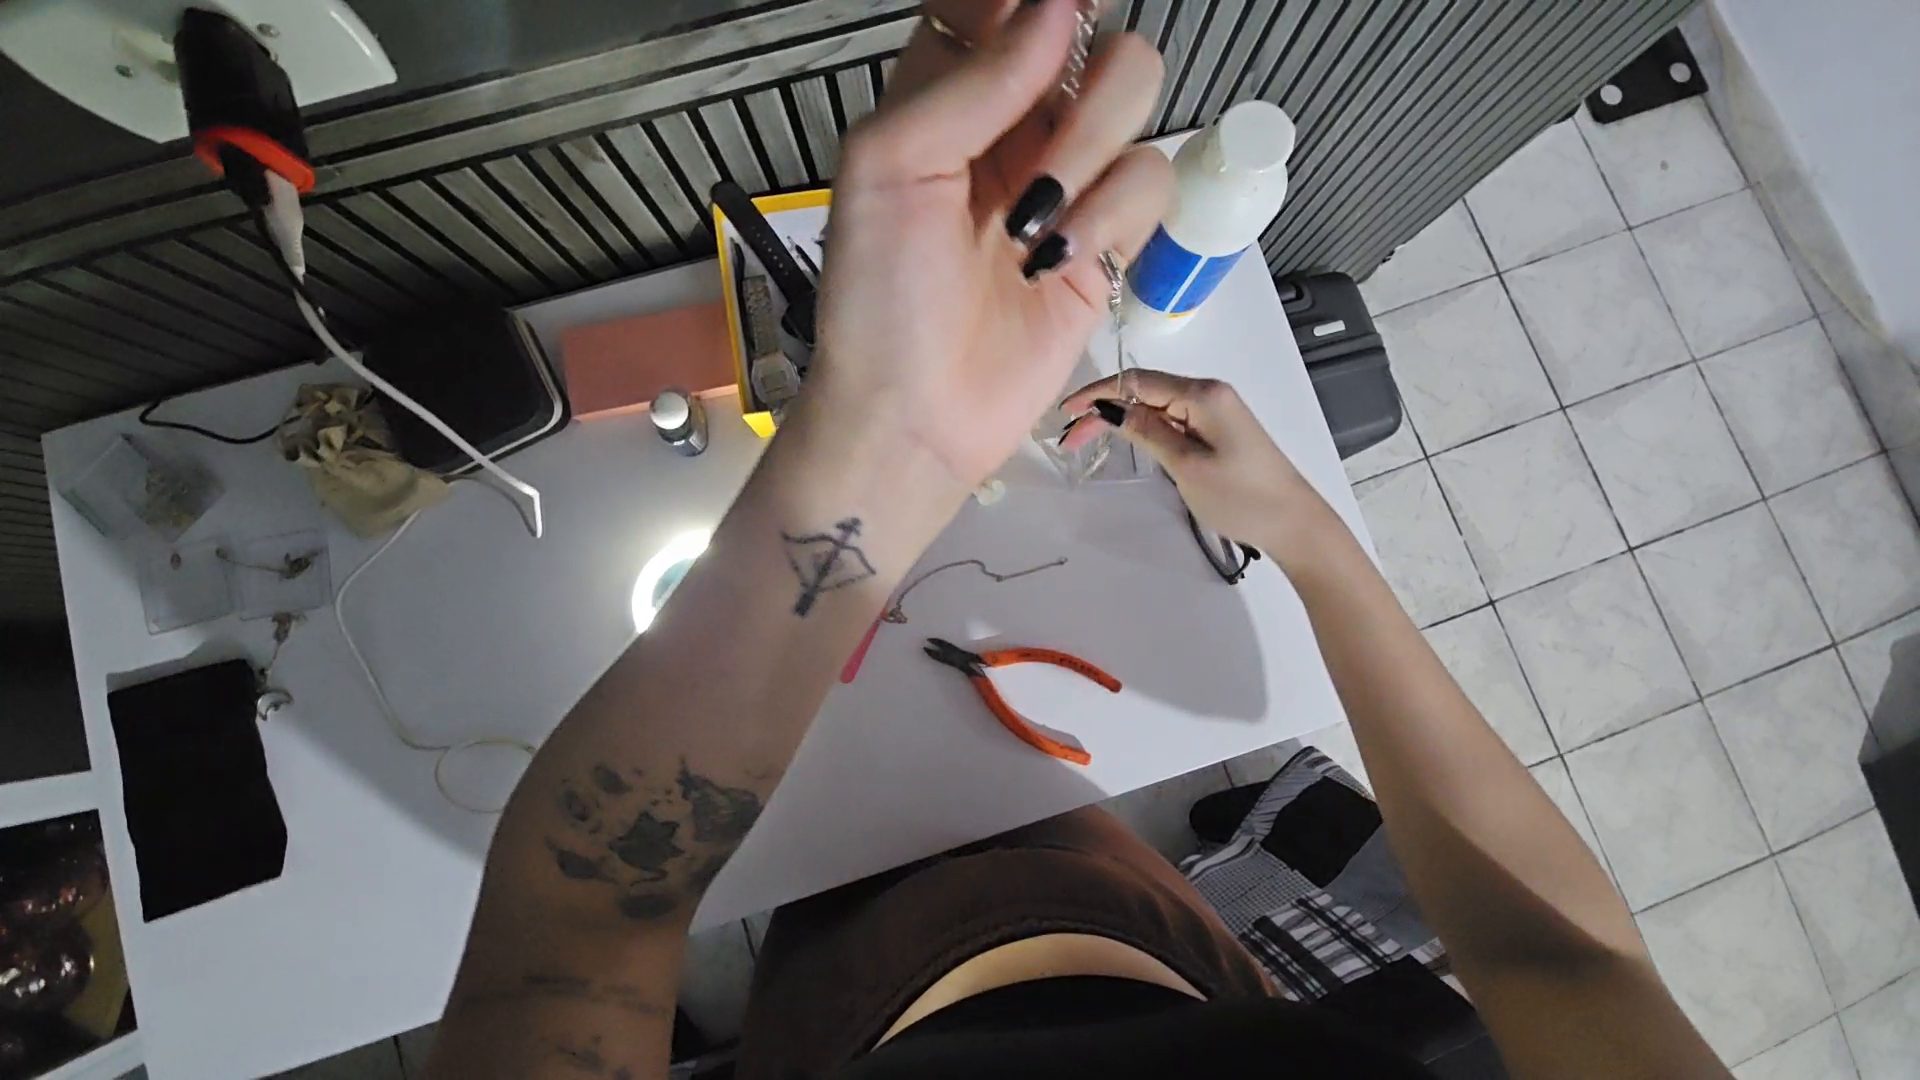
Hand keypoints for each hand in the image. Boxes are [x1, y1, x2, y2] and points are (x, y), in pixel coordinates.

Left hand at [799, 0, 1172, 492]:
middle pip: (1092, 39)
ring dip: (1092, 151)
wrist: (917, 413)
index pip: (1001, 7)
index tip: (1054, 22)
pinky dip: (1114, 215)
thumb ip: (971, 82)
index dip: (1035, 8)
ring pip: (1134, 97)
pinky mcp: (1102, 244)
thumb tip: (1057, 8)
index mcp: (944, 97)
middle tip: (1034, 157)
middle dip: (1078, 87)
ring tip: (1035, 226)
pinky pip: (1150, 182)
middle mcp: (1010, 130)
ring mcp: (1062, 185)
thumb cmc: (880, 301)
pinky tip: (1061, 260)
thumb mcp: (889, 169)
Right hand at [1060, 370, 1336, 561]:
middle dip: (1103, 408)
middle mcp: (1208, 392)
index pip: (1137, 381)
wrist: (1293, 523)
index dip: (1097, 393)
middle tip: (1071, 438)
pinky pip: (1171, 417)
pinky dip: (1143, 426)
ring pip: (1155, 404)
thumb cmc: (1241, 497)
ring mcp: (1214, 410)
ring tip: (1087, 439)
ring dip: (1120, 417)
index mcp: (1202, 394)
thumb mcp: (1187, 465)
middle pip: (1143, 389)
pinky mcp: (1216, 429)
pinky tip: (1125, 438)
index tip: (1066, 412)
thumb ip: (1148, 432)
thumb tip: (1110, 408)